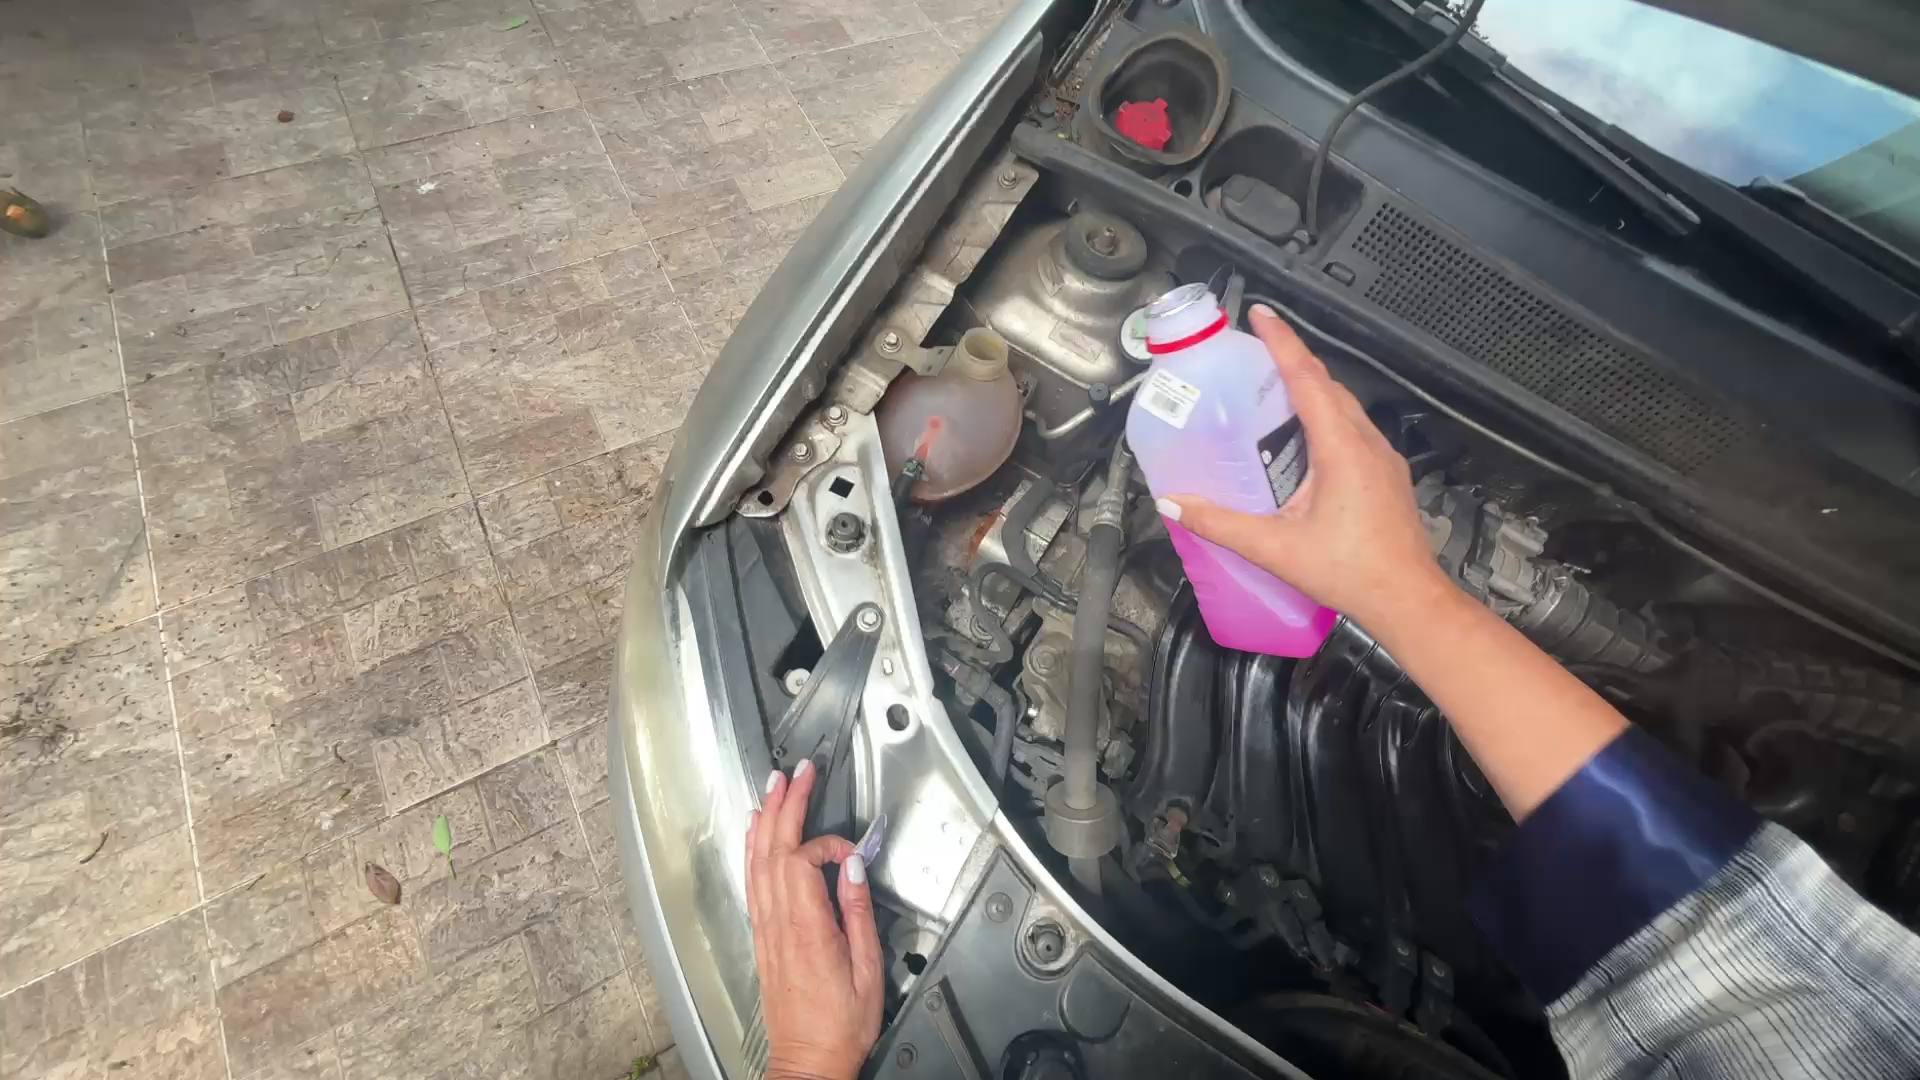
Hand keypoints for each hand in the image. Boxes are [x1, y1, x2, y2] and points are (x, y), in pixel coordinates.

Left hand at [746, 759, 883, 1079]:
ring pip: (759, 859)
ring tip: (775, 784)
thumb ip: (858, 911)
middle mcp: (778, 921)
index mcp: (807, 927)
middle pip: (775, 848)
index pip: (804, 861)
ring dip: (767, 817)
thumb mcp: (867, 969)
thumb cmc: (841, 1022)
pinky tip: (754, 830)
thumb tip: (852, 865)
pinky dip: (752, 847)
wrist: (806, 1062)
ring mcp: (765, 926)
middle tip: (800, 771)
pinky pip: (752, 879)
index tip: (851, 853)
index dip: (828, 845)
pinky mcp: (762, 933)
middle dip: (787, 804)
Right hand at [1158, 304, 1449, 631]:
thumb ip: (1220, 524)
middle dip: (1290, 360)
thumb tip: (1176, 504)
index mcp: (1342, 450)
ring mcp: (1380, 459)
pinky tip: (1298, 438)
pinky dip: (1321, 417)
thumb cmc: (1351, 572)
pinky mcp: (1382, 475)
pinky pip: (1349, 429)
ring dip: (1307, 388)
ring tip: (1269, 388)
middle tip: (1254, 353)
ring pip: (1341, 407)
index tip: (1261, 316)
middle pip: (1326, 385)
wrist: (1407, 600)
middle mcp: (1366, 445)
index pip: (1309, 379)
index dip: (1282, 343)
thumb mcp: (1273, 548)